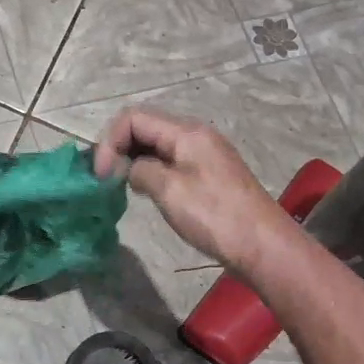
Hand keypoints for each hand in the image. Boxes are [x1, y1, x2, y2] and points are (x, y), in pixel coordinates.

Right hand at [91, 107, 292, 272]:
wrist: (263, 246)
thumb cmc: (215, 216)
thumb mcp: (170, 190)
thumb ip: (140, 171)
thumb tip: (128, 169)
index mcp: (186, 132)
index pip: (133, 118)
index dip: (109, 141)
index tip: (100, 174)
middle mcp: (194, 135)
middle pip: (144, 126)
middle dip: (118, 147)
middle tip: (105, 179)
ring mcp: (202, 154)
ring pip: (155, 144)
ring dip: (131, 159)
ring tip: (119, 185)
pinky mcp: (206, 173)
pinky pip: (168, 160)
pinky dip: (149, 169)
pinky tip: (144, 190)